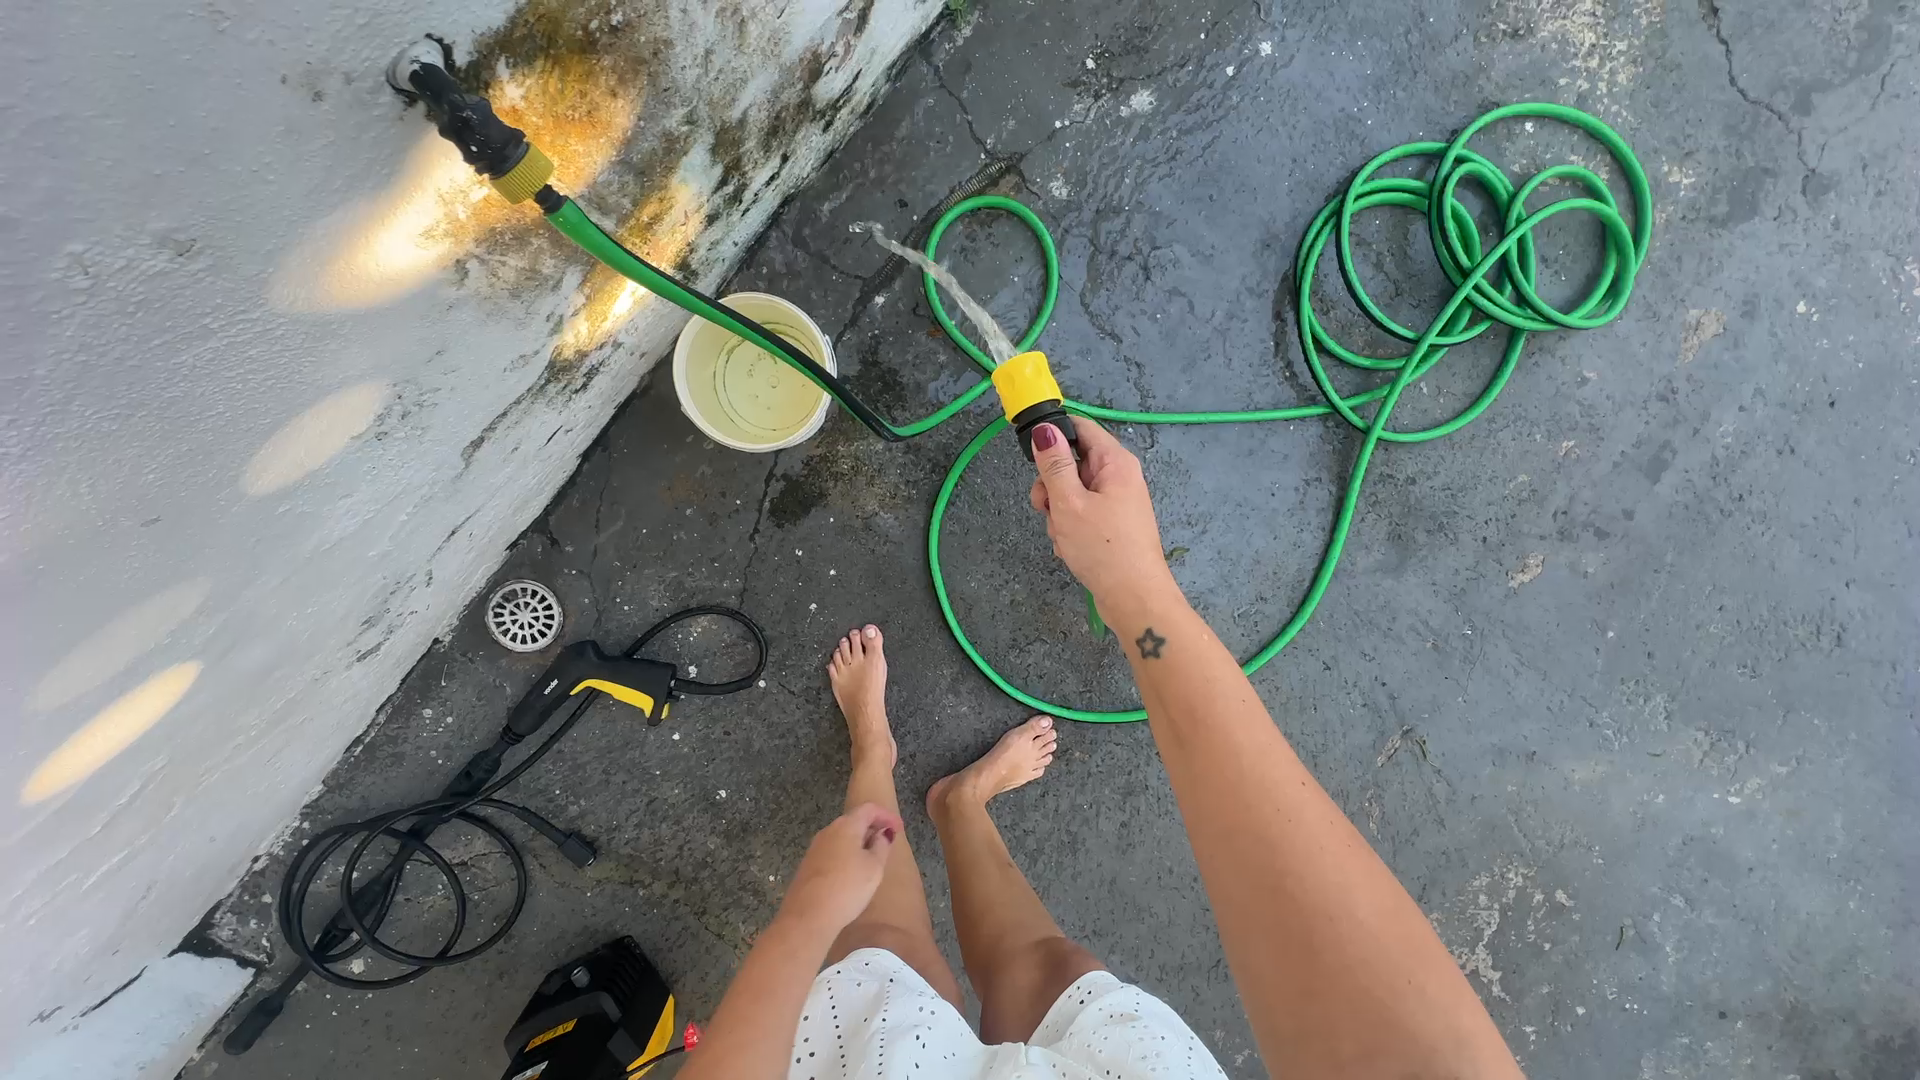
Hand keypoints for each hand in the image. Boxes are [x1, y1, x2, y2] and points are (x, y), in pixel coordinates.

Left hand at [778, 802, 901, 934]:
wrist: (807, 917)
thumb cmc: (847, 888)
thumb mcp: (874, 868)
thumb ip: (881, 846)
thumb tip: (881, 834)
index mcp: (846, 826)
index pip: (869, 808)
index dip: (887, 816)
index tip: (899, 829)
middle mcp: (828, 831)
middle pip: (854, 820)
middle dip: (872, 828)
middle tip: (887, 842)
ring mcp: (815, 848)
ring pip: (842, 836)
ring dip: (859, 842)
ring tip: (873, 859)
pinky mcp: (808, 865)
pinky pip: (832, 851)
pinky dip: (847, 854)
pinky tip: (852, 873)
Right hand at [1028, 418, 1174, 607]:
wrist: (1133, 597)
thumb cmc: (1103, 548)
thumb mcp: (1069, 503)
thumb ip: (1054, 464)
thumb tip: (1044, 429)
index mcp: (1115, 462)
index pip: (1080, 428)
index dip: (1053, 436)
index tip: (1031, 456)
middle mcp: (1119, 476)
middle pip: (1072, 463)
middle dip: (1051, 486)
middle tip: (1045, 508)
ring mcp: (1116, 502)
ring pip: (1072, 493)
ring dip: (1058, 513)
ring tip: (1063, 535)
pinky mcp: (1111, 524)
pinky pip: (1081, 514)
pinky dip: (1069, 528)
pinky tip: (1071, 547)